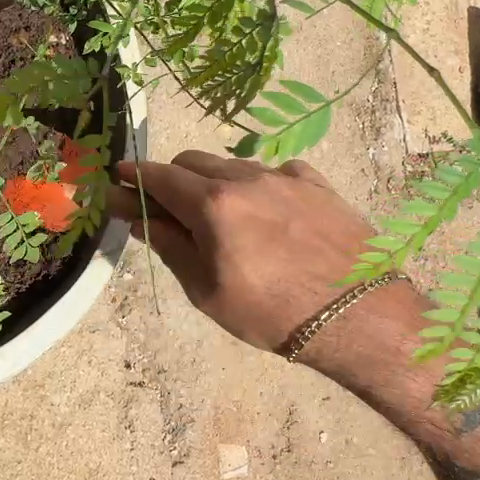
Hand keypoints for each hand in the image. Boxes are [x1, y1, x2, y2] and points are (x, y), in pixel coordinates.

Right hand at [105, 152, 401, 351]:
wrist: (363, 318)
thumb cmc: (271, 313)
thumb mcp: (204, 289)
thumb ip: (169, 246)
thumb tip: (139, 218)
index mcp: (211, 204)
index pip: (158, 177)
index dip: (132, 176)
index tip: (116, 179)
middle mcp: (245, 179)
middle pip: (191, 161)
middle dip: (169, 178)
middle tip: (164, 207)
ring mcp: (286, 178)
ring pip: (231, 165)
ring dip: (211, 182)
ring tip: (218, 216)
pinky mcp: (319, 186)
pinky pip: (274, 173)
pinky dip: (256, 186)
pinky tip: (265, 213)